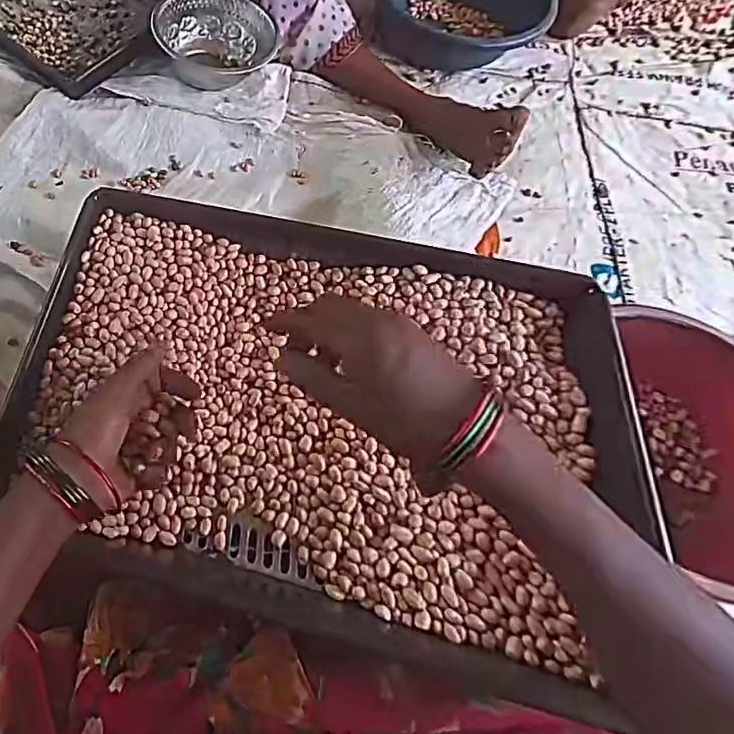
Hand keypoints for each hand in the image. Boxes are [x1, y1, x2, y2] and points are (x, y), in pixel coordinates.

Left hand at [56, 345, 199, 504]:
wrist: (80, 476)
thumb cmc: (96, 428)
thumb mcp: (118, 390)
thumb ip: (142, 367)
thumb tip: (161, 344)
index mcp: (126, 394)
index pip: (160, 384)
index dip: (179, 387)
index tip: (195, 395)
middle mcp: (133, 418)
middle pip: (171, 415)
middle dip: (181, 422)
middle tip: (187, 431)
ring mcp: (136, 446)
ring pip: (170, 443)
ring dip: (164, 449)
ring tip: (149, 453)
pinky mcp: (138, 472)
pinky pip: (160, 469)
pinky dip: (153, 471)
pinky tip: (140, 470)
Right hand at [263, 295, 482, 487]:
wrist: (469, 428)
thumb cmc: (404, 423)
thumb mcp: (349, 405)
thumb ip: (310, 376)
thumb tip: (281, 356)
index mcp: (358, 339)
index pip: (308, 320)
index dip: (282, 322)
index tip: (264, 327)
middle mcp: (376, 321)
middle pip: (326, 306)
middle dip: (304, 322)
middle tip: (292, 349)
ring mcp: (396, 322)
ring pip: (347, 310)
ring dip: (326, 325)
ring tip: (322, 361)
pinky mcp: (410, 329)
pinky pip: (366, 317)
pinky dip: (347, 328)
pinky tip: (350, 359)